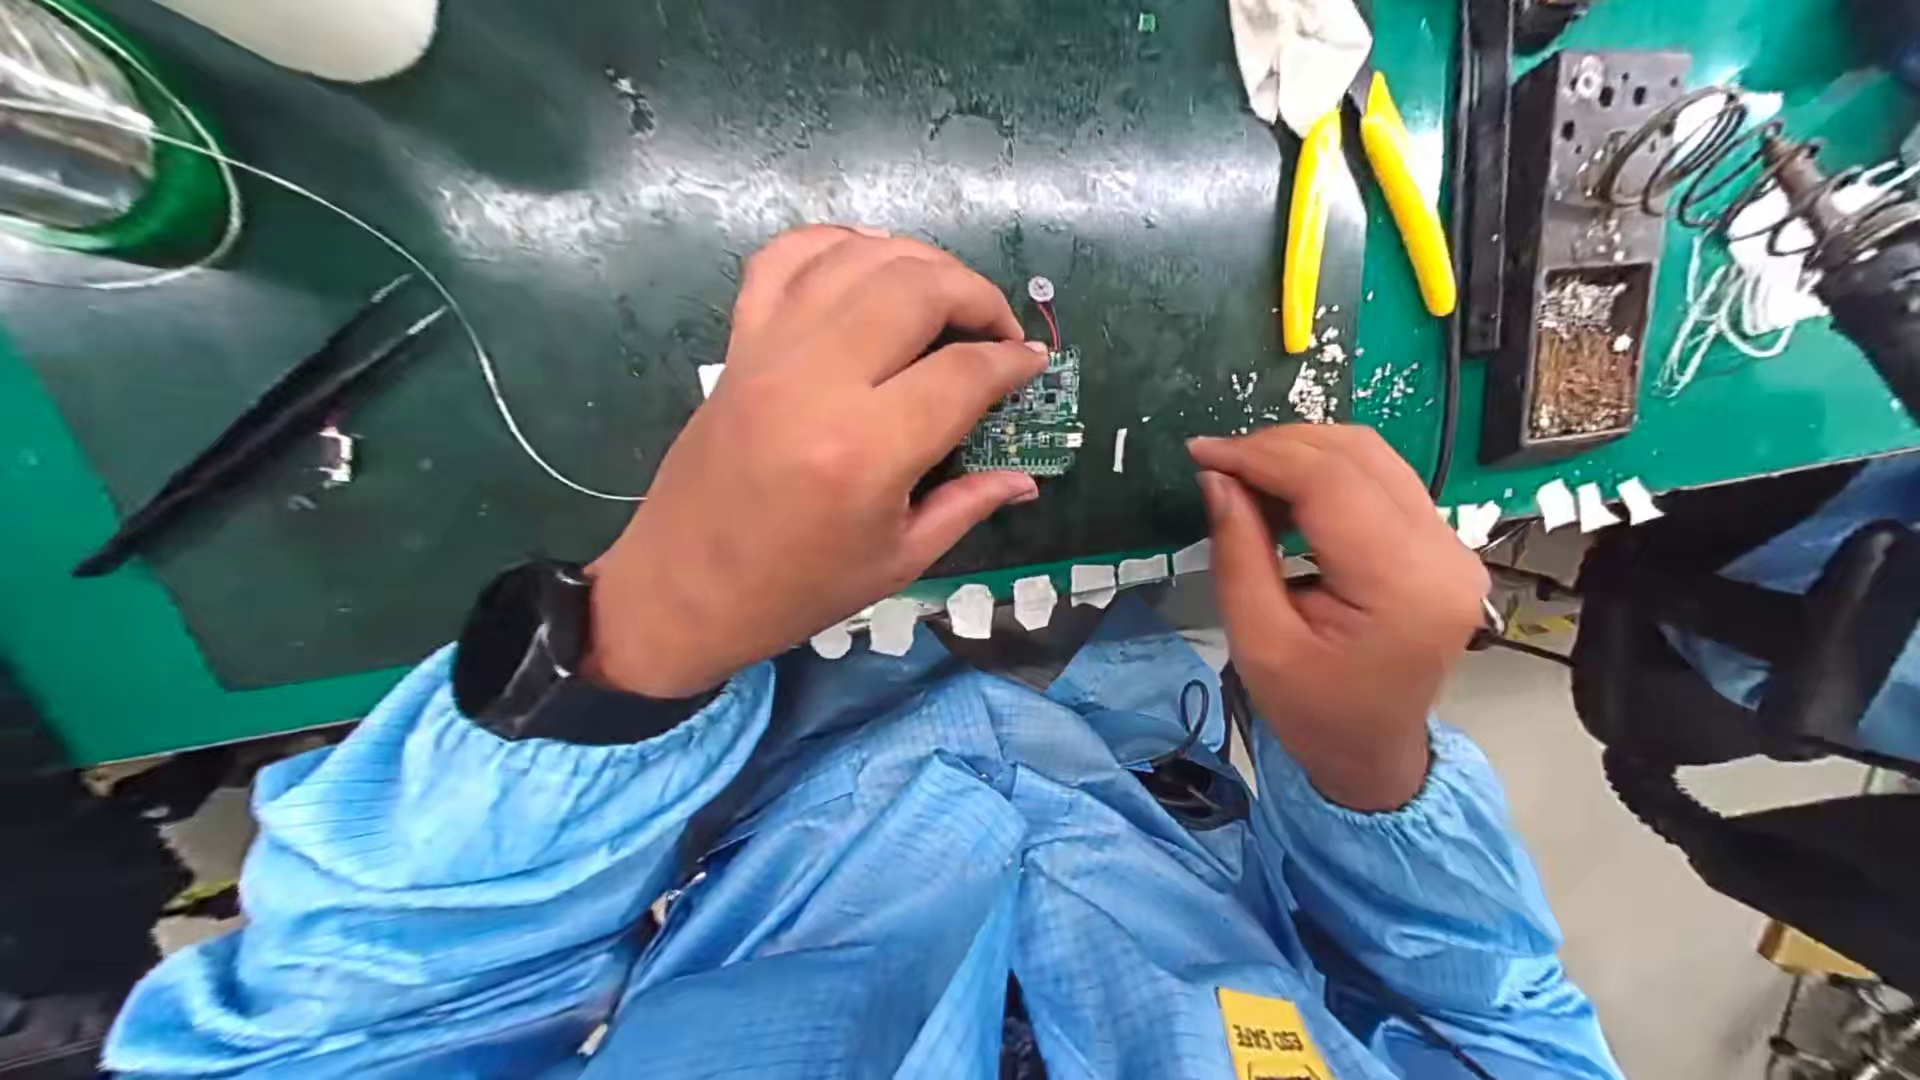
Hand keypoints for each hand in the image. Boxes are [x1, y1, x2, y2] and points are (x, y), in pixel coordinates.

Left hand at [584, 226, 1048, 697]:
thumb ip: (969, 504)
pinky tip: (869, 267)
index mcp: (867, 451)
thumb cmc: (797, 591)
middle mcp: (818, 382)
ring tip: (946, 298)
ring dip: (920, 262)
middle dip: (977, 296)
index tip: (1031, 366)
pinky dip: (837, 245)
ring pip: (858, 258)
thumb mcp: (899, 561)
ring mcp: (769, 353)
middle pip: (917, 289)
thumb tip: (1026, 479)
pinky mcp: (737, 347)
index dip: (1012, 363)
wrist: (682, 591)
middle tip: (996, 332)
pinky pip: (784, 259)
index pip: (963, 373)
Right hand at [1188, 426, 1488, 810]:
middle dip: (1276, 446)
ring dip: (1298, 452)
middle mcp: (1443, 552)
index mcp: (1403, 585)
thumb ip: (1238, 552)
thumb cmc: (1311, 710)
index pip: (1331, 484)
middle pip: (1357, 456)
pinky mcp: (1438, 542)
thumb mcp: (1257, 639)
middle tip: (1216, 463)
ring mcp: (1450, 544)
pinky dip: (1320, 471)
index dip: (1260, 456)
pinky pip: (1378, 478)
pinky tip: (1279, 489)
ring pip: (1371, 456)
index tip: (1200, 453)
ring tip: (1241, 473)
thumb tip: (1217, 478)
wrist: (1371, 750)